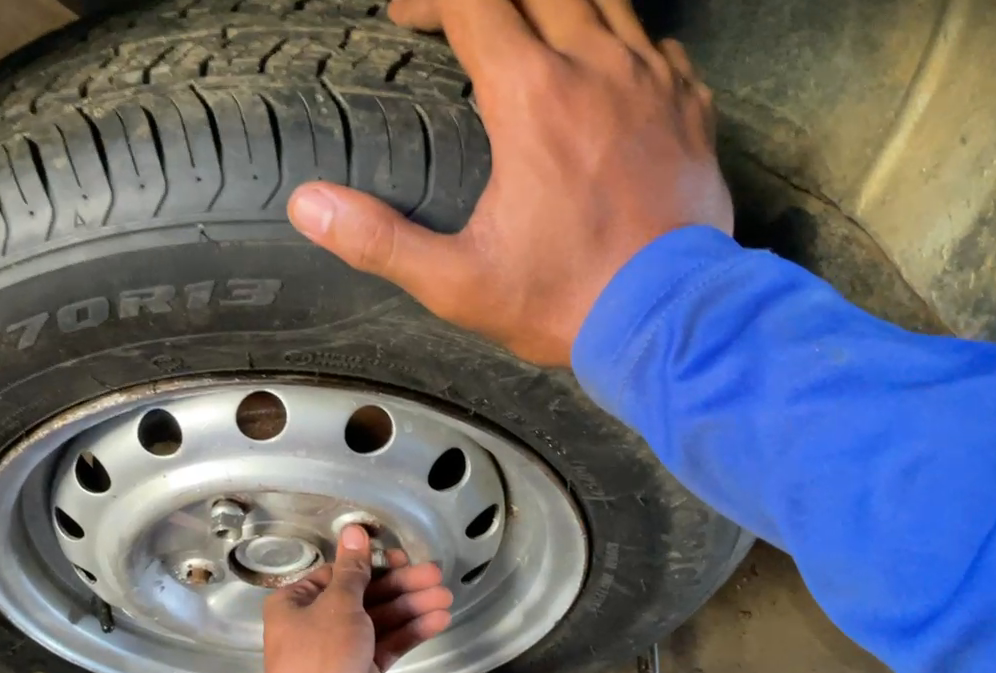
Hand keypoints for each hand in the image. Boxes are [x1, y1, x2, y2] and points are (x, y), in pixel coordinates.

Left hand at [261, 525, 453, 672]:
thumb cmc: (321, 658)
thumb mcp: (338, 605)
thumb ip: (353, 570)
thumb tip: (353, 530)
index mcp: (295, 603)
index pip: (337, 575)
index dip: (372, 565)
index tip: (404, 558)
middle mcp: (313, 624)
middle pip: (362, 596)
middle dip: (400, 587)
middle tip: (436, 576)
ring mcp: (337, 650)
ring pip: (377, 621)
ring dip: (411, 608)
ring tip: (446, 597)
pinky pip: (384, 645)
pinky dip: (408, 633)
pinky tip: (438, 620)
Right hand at [287, 0, 730, 368]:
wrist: (668, 318)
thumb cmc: (561, 299)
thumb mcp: (454, 282)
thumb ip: (378, 240)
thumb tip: (307, 205)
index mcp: (533, 97)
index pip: (476, 2)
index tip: (406, 19)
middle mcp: (597, 65)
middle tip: (455, 23)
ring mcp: (652, 77)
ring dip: (552, 2)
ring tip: (522, 31)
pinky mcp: (687, 103)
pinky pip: (651, 36)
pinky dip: (614, 35)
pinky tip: (595, 69)